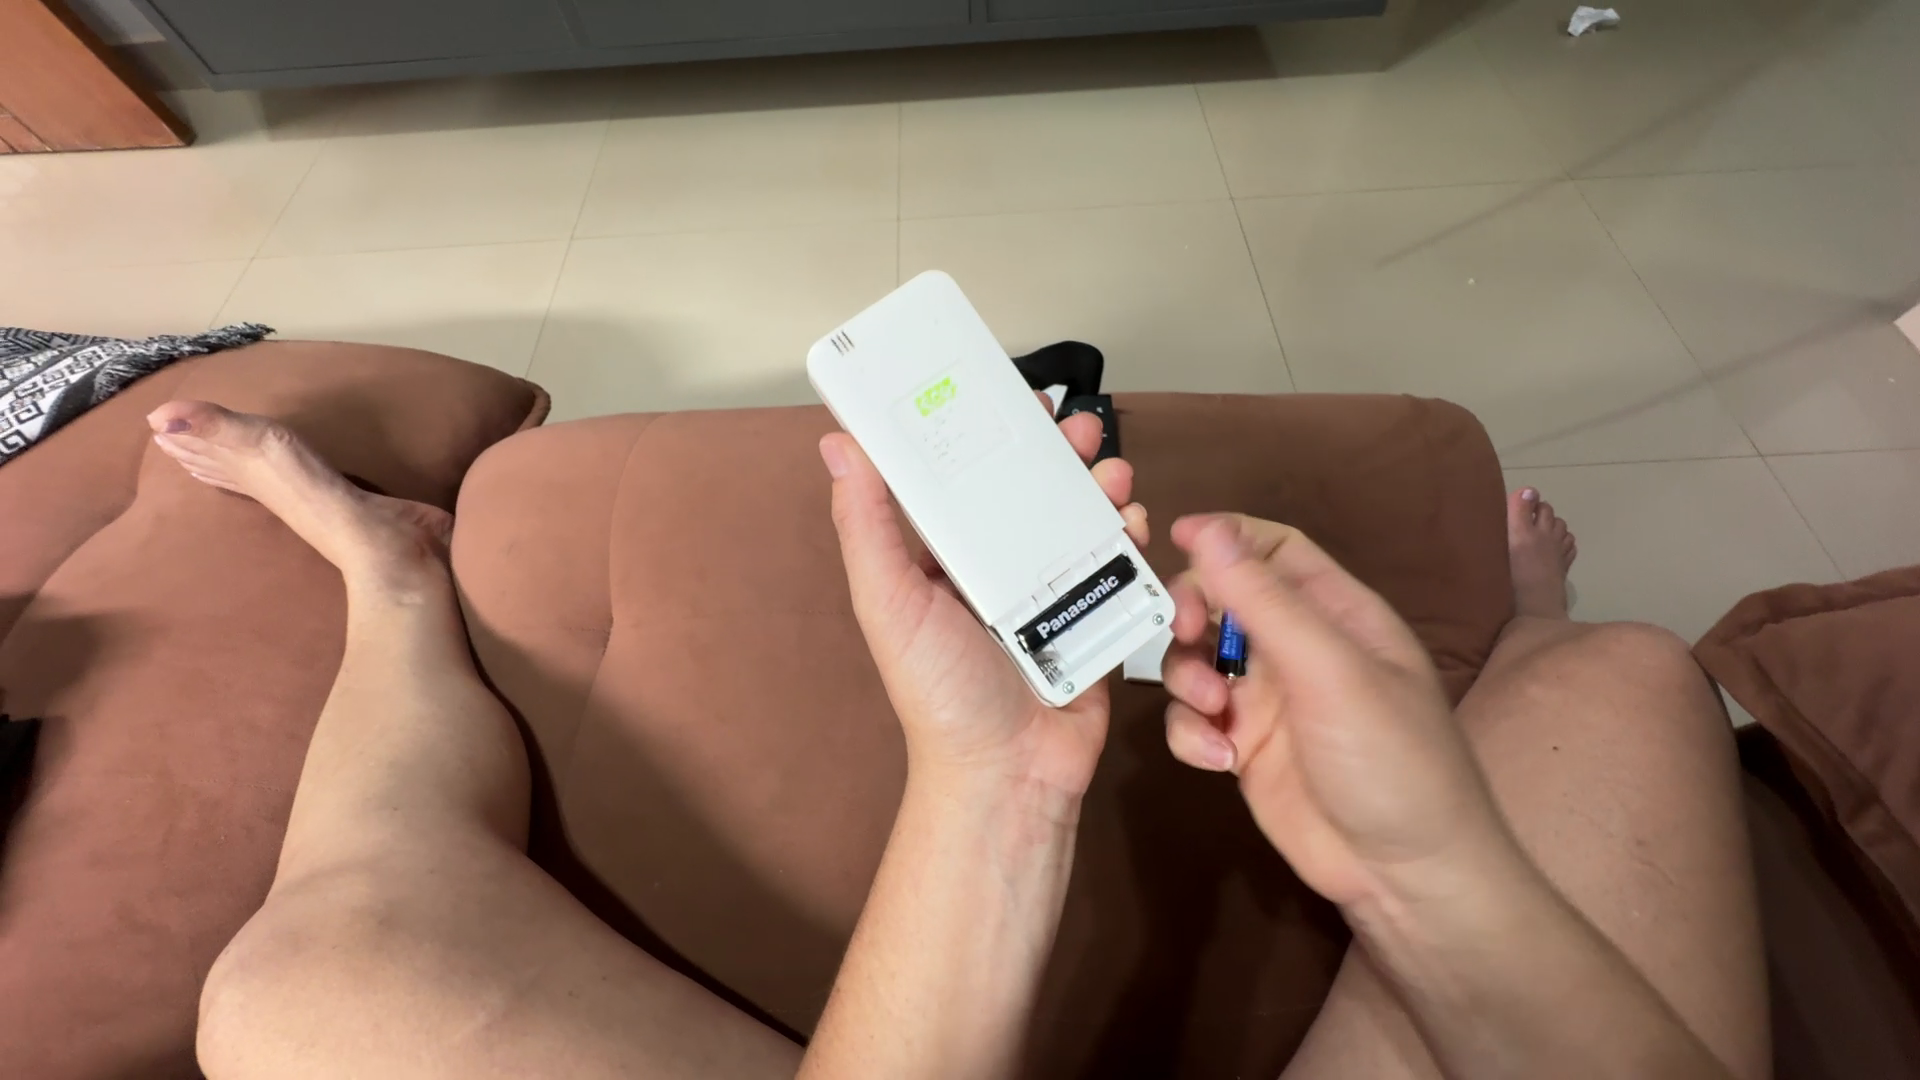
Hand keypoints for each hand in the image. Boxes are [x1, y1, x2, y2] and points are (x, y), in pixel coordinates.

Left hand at [821, 402, 1148, 801]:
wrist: (1009, 773)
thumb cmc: (940, 692)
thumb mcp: (890, 603)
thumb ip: (867, 527)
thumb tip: (839, 444)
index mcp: (944, 556)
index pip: (962, 478)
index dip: (983, 432)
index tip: (1006, 395)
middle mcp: (996, 565)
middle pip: (1028, 489)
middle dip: (1054, 451)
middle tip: (1075, 425)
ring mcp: (1047, 587)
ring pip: (1077, 516)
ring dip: (1097, 483)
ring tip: (1111, 469)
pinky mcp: (1090, 612)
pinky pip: (1113, 560)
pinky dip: (1127, 533)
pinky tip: (1133, 520)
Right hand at [1159, 514, 1516, 908]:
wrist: (1403, 877)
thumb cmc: (1389, 758)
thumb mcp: (1328, 669)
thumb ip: (1264, 599)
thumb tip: (1207, 529)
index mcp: (1334, 613)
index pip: (1273, 549)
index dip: (1226, 535)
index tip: (1174, 533)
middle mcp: (1295, 647)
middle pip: (1221, 599)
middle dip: (1193, 611)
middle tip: (1182, 631)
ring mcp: (1265, 697)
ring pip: (1195, 659)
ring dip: (1186, 678)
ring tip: (1212, 711)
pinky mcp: (1241, 743)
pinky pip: (1192, 718)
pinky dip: (1191, 733)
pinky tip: (1219, 761)